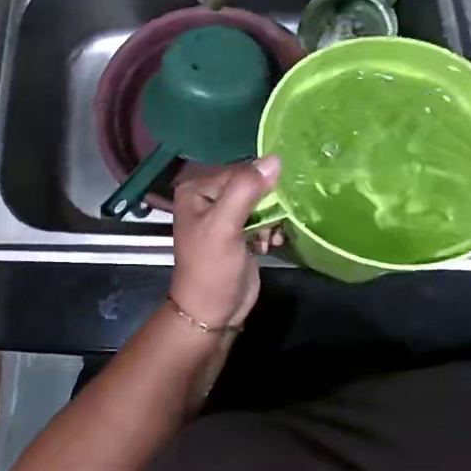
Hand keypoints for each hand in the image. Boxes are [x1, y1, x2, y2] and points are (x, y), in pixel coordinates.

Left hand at [167, 156, 282, 330]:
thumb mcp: (226, 225)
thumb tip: (274, 159)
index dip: (260, 185)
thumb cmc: (212, 267)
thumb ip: (246, 190)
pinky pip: (262, 219)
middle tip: (270, 225)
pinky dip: (270, 230)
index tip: (275, 203)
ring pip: (260, 203)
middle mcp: (207, 197)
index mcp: (195, 189)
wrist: (211, 312)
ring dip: (271, 219)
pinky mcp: (238, 233)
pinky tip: (269, 245)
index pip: (238, 171)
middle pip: (250, 185)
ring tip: (268, 238)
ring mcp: (223, 216)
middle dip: (267, 204)